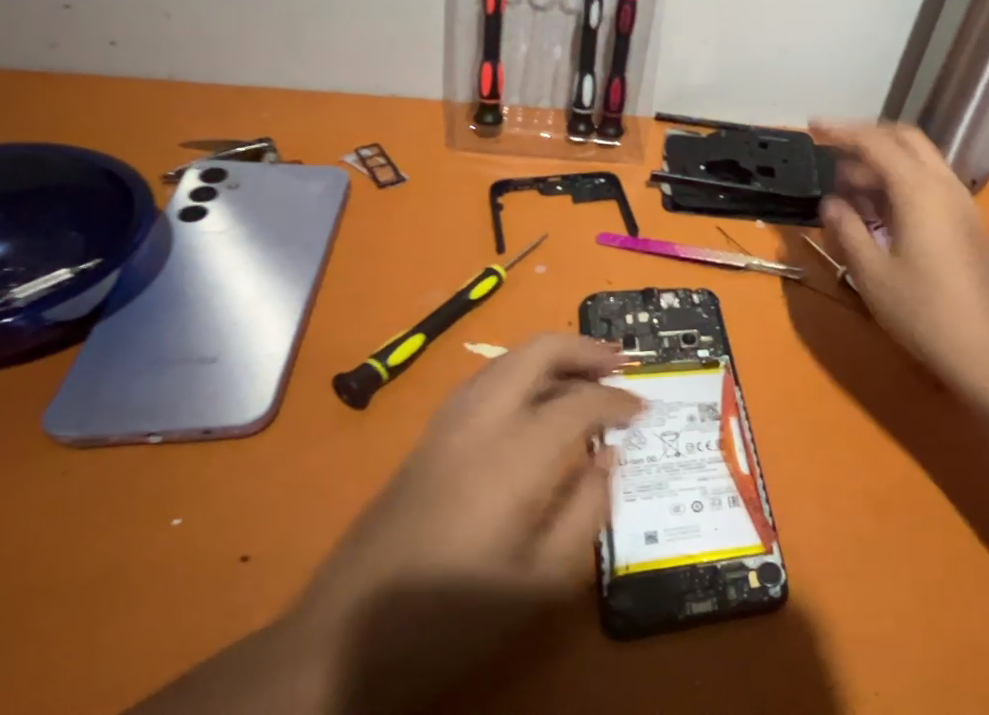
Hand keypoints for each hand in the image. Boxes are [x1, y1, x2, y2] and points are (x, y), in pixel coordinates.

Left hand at [289, 334, 642, 709]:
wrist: (343, 639)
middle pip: (535, 353)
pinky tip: (533, 403)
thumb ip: (586, 511)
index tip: (644, 412)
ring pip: (503, 362)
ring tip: (586, 375)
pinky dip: (519, 375)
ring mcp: (443, 429)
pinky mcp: (423, 443)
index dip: (618, 401)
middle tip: (621, 365)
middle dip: (584, 350)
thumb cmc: (453, 618)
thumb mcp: (540, 582)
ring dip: (550, 358)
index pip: (579, 402)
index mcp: (512, 457)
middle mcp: (477, 424)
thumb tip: (609, 457)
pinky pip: (481, 384)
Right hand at [813, 123, 988, 387]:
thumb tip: (831, 203)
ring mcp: (961, 204)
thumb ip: (847, 230)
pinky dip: (902, 183)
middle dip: (867, 140)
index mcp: (919, 190)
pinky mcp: (966, 224)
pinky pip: (931, 184)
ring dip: (885, 164)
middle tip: (833, 157)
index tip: (813, 129)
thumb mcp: (872, 273)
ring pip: (920, 162)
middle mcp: (944, 185)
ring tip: (848, 191)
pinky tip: (879, 213)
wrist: (986, 350)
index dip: (842, 132)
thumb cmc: (923, 312)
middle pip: (905, 140)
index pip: (876, 143)